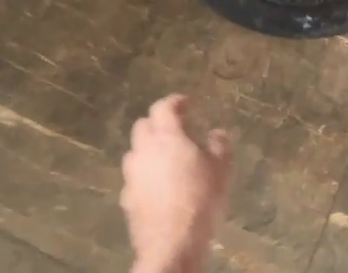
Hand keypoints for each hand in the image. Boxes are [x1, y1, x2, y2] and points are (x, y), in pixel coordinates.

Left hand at [121, 95, 233, 272]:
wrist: (172, 245)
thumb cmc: (200, 200)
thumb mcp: (220, 170)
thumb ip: (219, 146)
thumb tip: (217, 133)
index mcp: (167, 137)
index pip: (163, 107)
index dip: (174, 102)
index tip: (186, 103)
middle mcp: (145, 151)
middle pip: (143, 126)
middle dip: (157, 123)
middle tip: (174, 129)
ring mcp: (132, 176)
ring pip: (135, 152)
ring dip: (147, 149)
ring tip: (164, 157)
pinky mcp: (127, 199)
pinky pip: (134, 178)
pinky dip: (144, 175)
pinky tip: (156, 186)